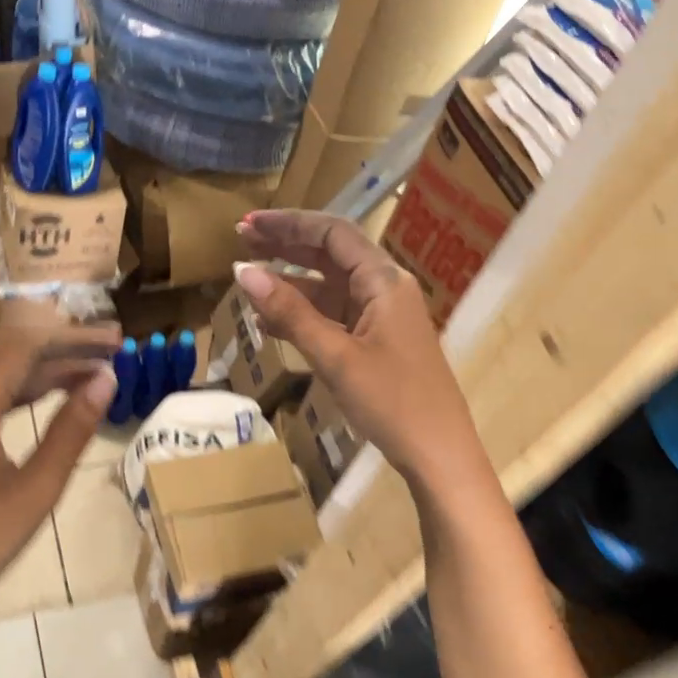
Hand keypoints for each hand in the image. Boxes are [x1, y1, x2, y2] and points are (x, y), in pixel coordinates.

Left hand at [0, 322, 119, 660]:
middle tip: (112, 352)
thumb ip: (71, 431)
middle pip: (8, 353)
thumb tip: (105, 382)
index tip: (116, 340)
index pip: (26, 347)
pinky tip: (48, 396)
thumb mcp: (35, 491)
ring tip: (91, 371)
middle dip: (62, 349)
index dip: (74, 338)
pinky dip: (16, 390)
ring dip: (41, 369)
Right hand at [235, 210, 482, 486]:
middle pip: (330, 254)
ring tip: (247, 279)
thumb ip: (290, 312)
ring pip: (329, 287)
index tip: (247, 225)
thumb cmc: (391, 401)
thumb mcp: (335, 356)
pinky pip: (333, 316)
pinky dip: (303, 314)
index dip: (288, 224)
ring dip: (289, 282)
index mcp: (383, 280)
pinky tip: (269, 321)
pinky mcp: (375, 343)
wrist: (437, 453)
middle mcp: (384, 289)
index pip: (332, 233)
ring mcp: (381, 317)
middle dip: (285, 245)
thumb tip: (243, 271)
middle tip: (240, 239)